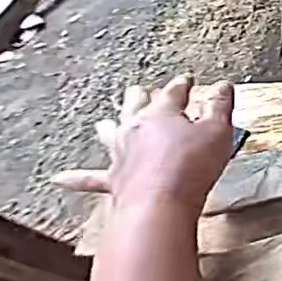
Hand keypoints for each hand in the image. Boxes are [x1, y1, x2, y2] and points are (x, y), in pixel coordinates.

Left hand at [54, 75, 236, 214]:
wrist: (162, 200)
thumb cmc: (193, 163)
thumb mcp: (218, 129)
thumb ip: (220, 106)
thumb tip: (222, 86)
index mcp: (160, 115)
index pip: (172, 93)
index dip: (181, 84)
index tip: (186, 79)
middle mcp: (134, 129)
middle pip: (134, 107)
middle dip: (139, 97)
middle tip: (138, 90)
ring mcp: (120, 154)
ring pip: (110, 134)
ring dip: (110, 127)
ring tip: (105, 123)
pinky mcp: (114, 179)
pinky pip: (90, 178)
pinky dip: (76, 178)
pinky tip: (59, 178)